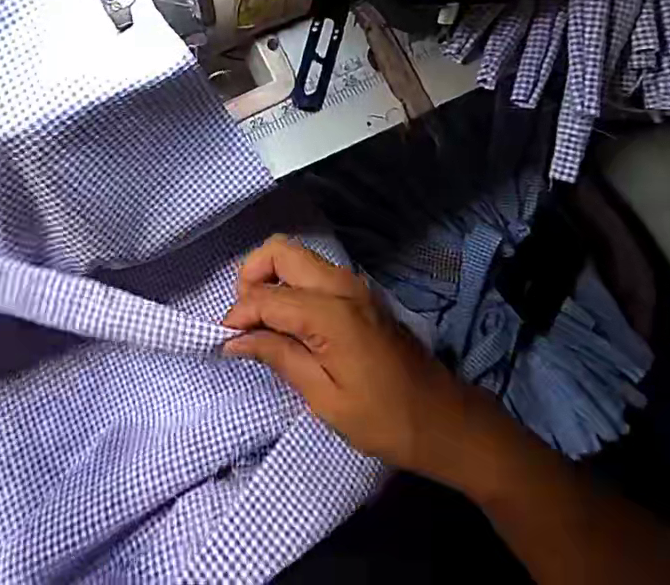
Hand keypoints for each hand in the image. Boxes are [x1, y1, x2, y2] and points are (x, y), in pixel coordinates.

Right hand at [220, 235, 501, 481]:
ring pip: (297, 255)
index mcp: (332, 313)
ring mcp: (354, 284)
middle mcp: (342, 285)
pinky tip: (288, 320)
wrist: (445, 418)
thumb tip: (235, 339)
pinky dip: (291, 283)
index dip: (239, 314)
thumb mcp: (325, 398)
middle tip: (244, 317)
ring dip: (271, 276)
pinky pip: (314, 270)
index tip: (225, 338)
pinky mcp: (360, 291)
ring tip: (262, 321)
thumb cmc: (385, 419)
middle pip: (280, 250)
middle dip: (252, 276)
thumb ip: (279, 357)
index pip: (268, 296)